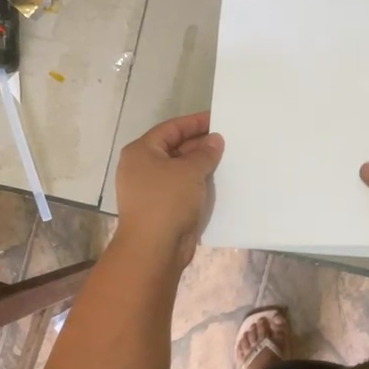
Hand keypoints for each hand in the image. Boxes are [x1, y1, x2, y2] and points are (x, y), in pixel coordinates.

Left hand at [115, 111, 224, 260]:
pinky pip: (181, 188)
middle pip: (174, 148)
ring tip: (227, 160)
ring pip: (179, 170)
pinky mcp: (160, 208)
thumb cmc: (167, 201)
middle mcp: (141, 167)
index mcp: (141, 151)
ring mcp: (149, 189)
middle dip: (199, 144)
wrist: (154, 248)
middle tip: (227, 141)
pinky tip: (217, 182)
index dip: (195, 122)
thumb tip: (215, 140)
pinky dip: (197, 184)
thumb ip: (205, 153)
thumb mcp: (190, 171)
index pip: (171, 128)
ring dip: (200, 165)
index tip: (218, 119)